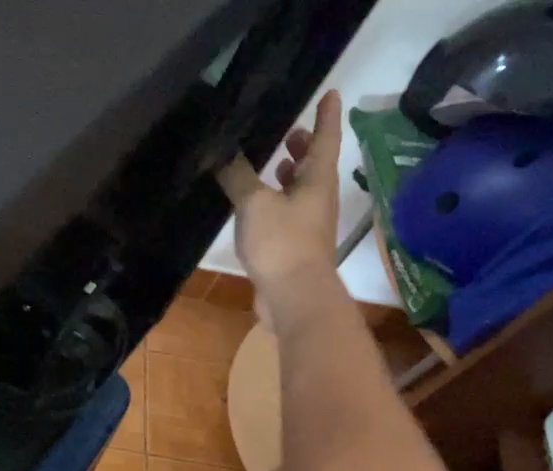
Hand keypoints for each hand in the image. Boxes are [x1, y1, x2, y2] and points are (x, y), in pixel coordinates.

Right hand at [216, 90, 344, 323]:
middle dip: (304, 147)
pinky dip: (277, 201)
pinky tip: (258, 208)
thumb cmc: (282, 242)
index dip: (325, 115)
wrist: (294, 295)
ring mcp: (308, 224)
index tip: (330, 93)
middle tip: (289, 132)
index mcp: (317, 179)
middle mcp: (318, 198)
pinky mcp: (295, 246)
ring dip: (291, 176)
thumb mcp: (255, 204)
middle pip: (315, 164)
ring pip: (302, 190)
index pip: (325, 137)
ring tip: (273, 166)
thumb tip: (222, 154)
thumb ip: (239, 177)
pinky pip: (287, 213)